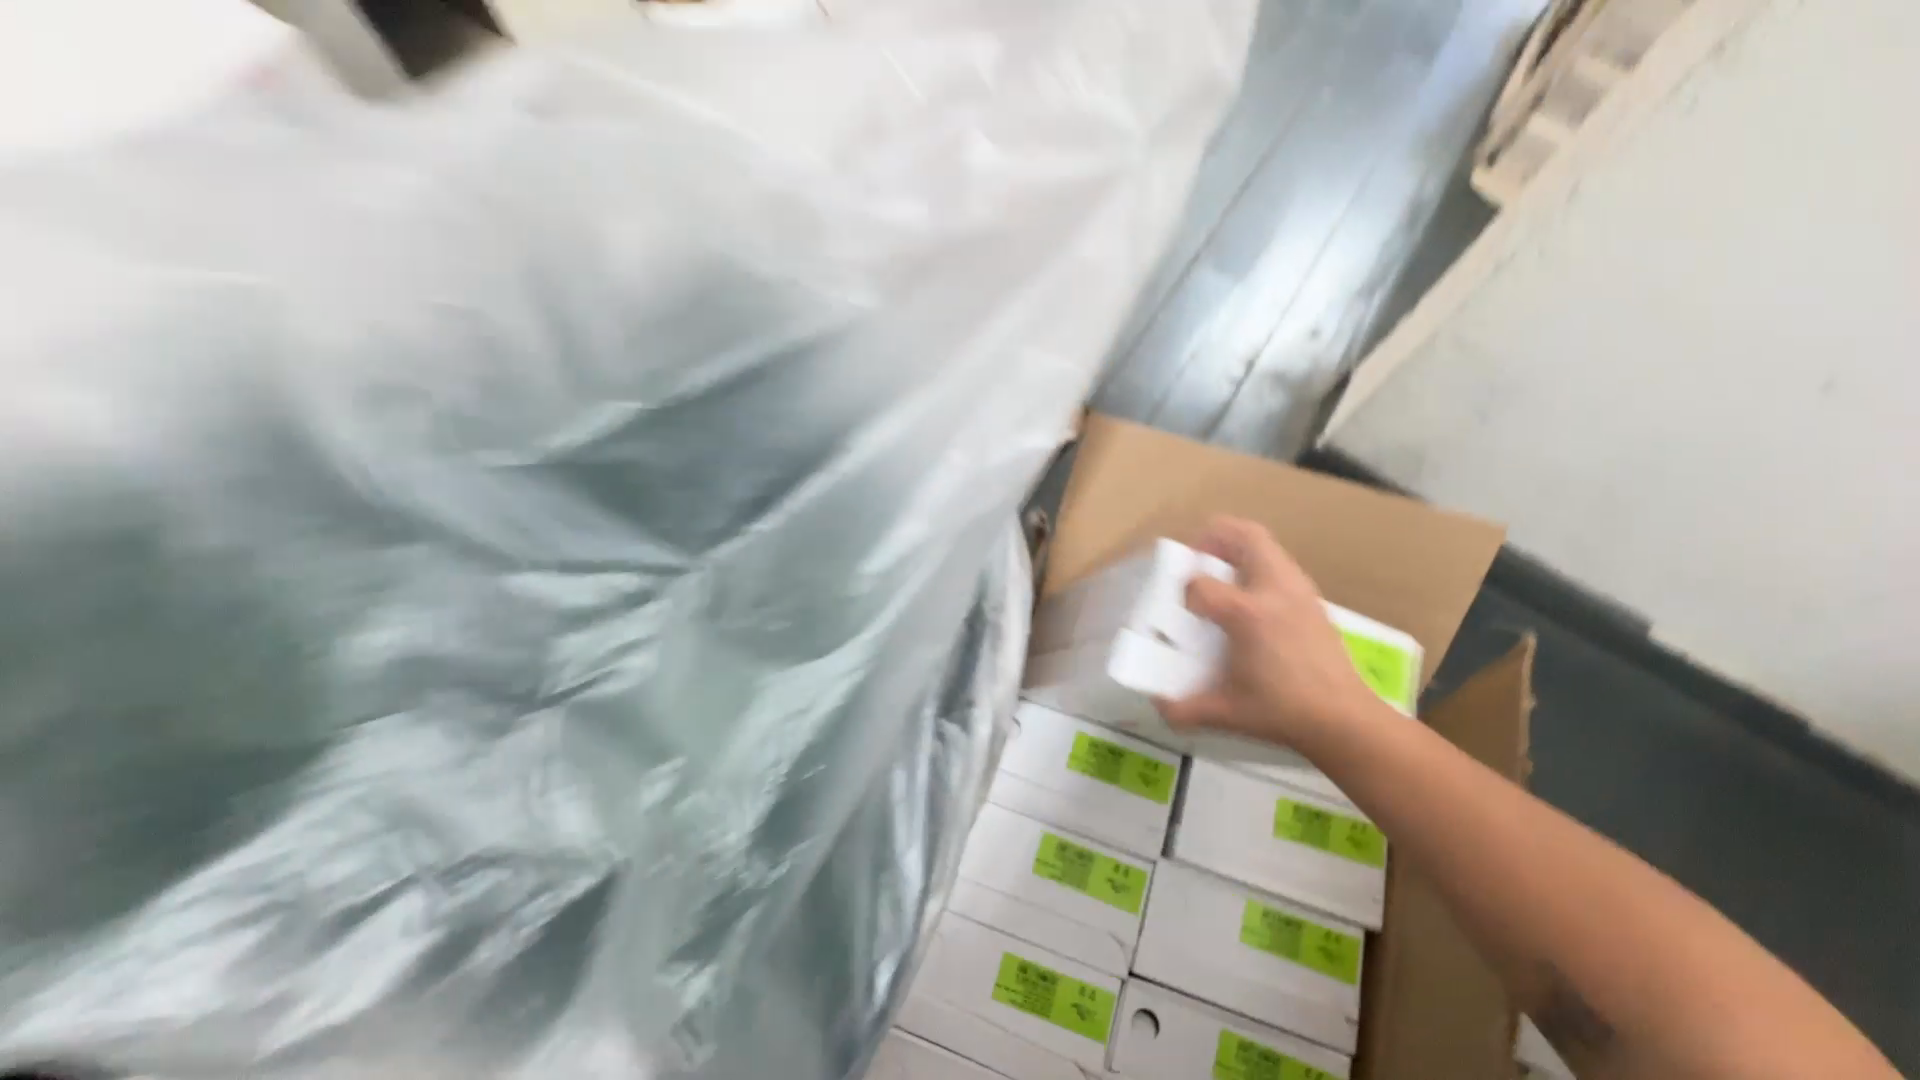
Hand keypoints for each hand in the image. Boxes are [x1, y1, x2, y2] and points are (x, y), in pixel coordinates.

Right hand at [1154, 517, 1378, 749]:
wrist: (1342, 718)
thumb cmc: (1281, 712)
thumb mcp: (1225, 713)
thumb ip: (1183, 709)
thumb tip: (1158, 703)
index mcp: (1247, 614)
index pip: (1200, 585)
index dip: (1184, 595)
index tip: (1184, 614)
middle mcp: (1274, 590)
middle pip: (1242, 535)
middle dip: (1212, 540)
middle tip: (1198, 562)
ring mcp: (1299, 590)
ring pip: (1265, 543)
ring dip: (1237, 549)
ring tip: (1223, 577)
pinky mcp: (1314, 599)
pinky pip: (1280, 563)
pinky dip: (1259, 567)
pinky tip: (1253, 602)